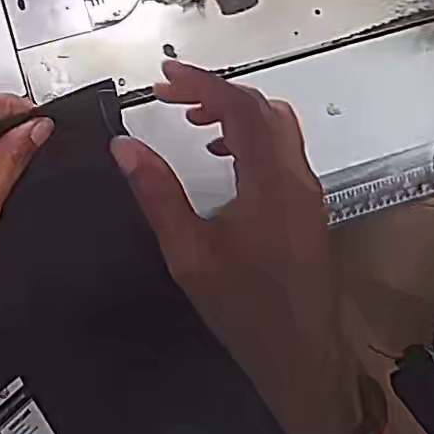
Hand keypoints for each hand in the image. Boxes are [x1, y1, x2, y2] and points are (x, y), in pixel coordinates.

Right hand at [110, 61, 363, 433]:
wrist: (302, 358)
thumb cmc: (246, 310)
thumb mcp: (188, 253)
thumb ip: (157, 193)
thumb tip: (126, 147)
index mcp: (269, 184)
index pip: (239, 108)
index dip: (201, 83)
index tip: (166, 75)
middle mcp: (296, 179)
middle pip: (260, 107)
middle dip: (213, 91)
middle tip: (171, 94)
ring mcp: (307, 191)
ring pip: (276, 124)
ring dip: (234, 110)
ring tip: (192, 119)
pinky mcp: (307, 204)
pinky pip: (281, 148)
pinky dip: (249, 134)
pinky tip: (221, 154)